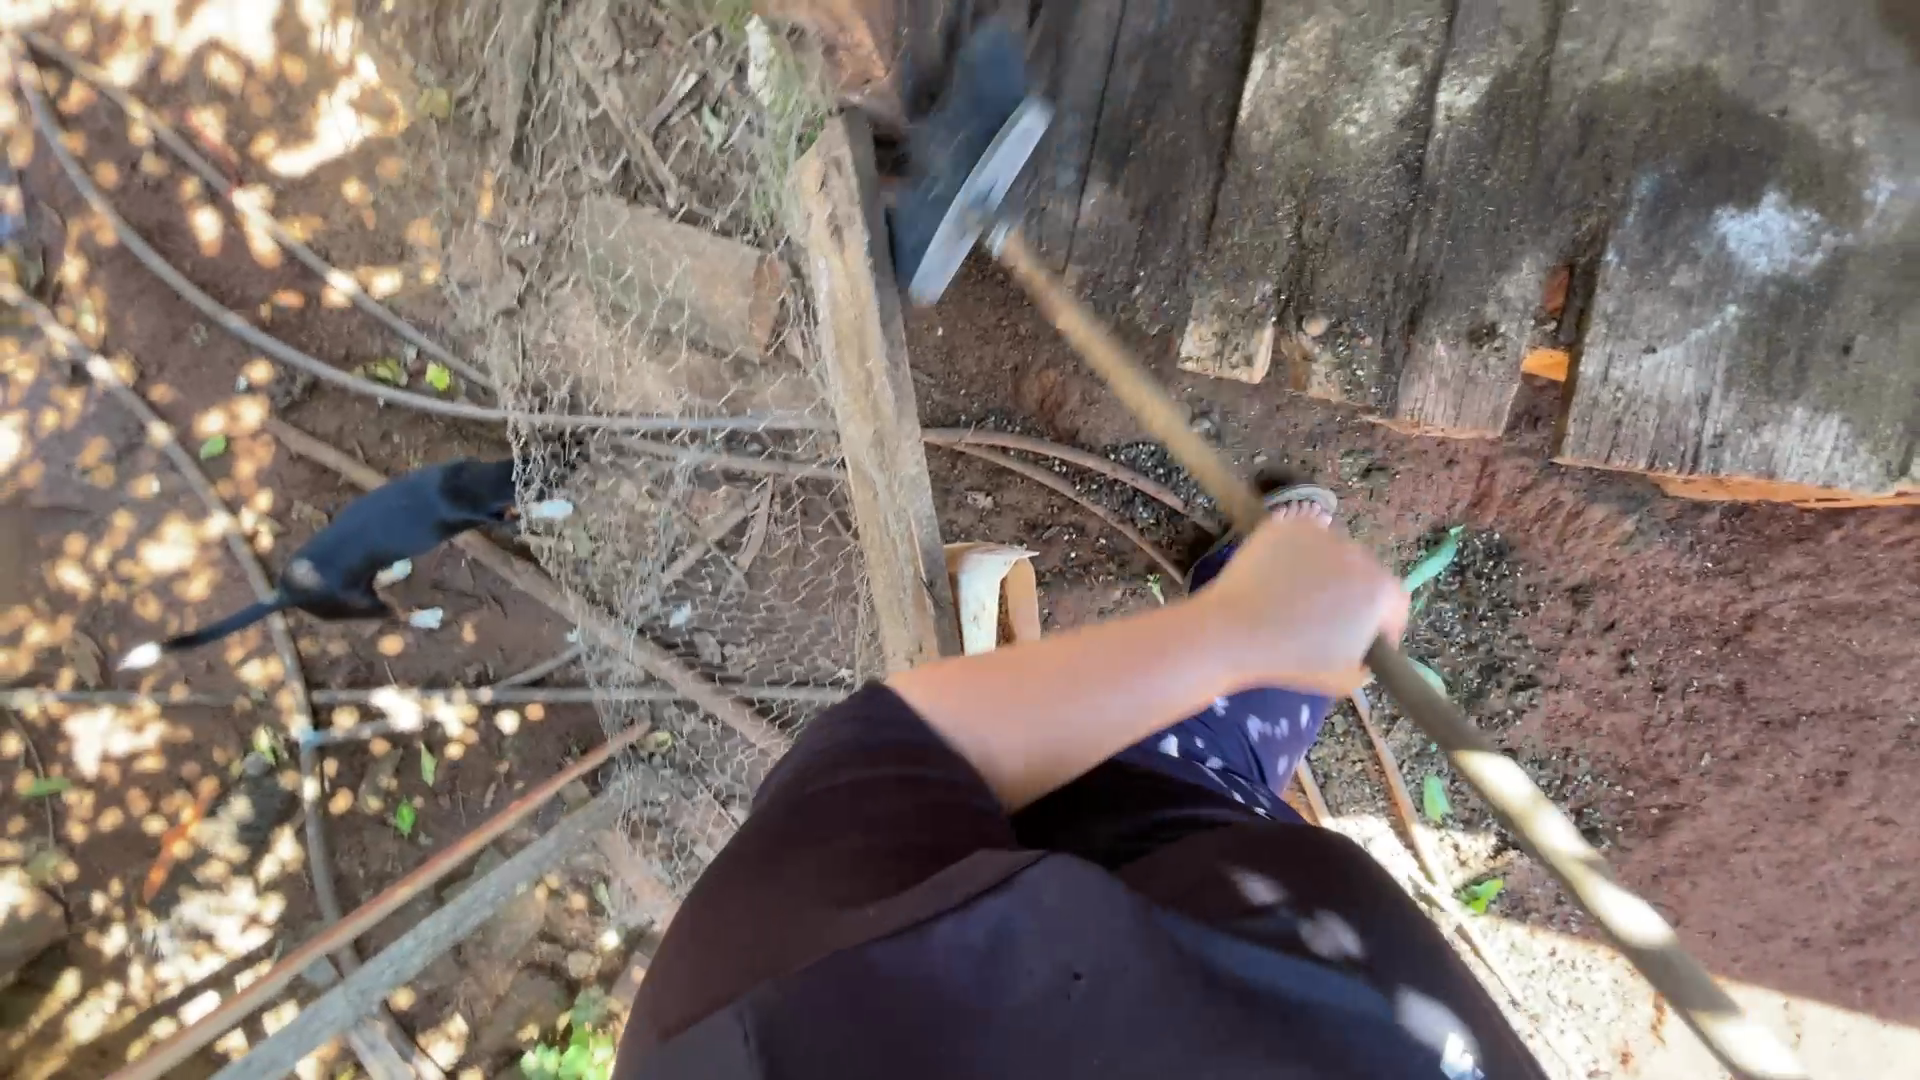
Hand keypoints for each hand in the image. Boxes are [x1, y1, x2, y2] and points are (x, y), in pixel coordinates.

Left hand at [1193, 516, 1408, 694]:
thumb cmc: (1291, 659)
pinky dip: (1297, 549)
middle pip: (1365, 574)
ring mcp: (1320, 535)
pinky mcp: (1286, 526)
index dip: (1383, 626)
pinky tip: (1283, 567)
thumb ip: (1369, 663)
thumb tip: (1364, 652)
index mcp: (1380, 591)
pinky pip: (1301, 535)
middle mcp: (1358, 555)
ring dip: (1325, 569)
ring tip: (1296, 592)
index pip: (1395, 605)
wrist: (1233, 631)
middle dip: (1352, 595)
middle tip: (1325, 616)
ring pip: (1333, 552)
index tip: (1364, 640)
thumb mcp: (1346, 678)